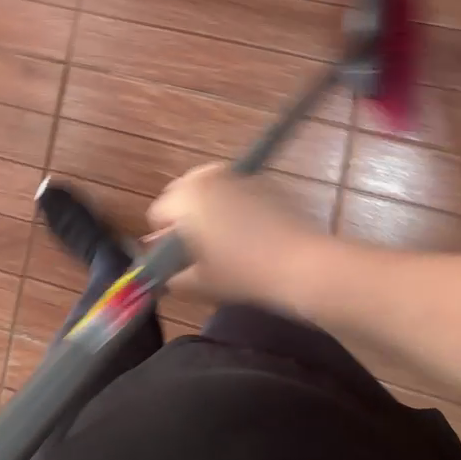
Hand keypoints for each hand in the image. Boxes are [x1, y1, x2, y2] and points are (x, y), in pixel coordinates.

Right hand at [147, 163, 323, 304]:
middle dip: (183, 216)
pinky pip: (231, 189)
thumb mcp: (201, 284)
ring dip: (206, 207)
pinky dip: (230, 203)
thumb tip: (165, 278)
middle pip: (179, 193)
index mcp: (184, 198)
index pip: (157, 213)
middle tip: (197, 247)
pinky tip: (245, 230)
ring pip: (206, 188)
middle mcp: (204, 178)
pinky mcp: (259, 180)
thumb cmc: (243, 274)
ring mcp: (234, 175)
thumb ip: (174, 278)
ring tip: (221, 238)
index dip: (162, 238)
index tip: (175, 258)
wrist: (302, 264)